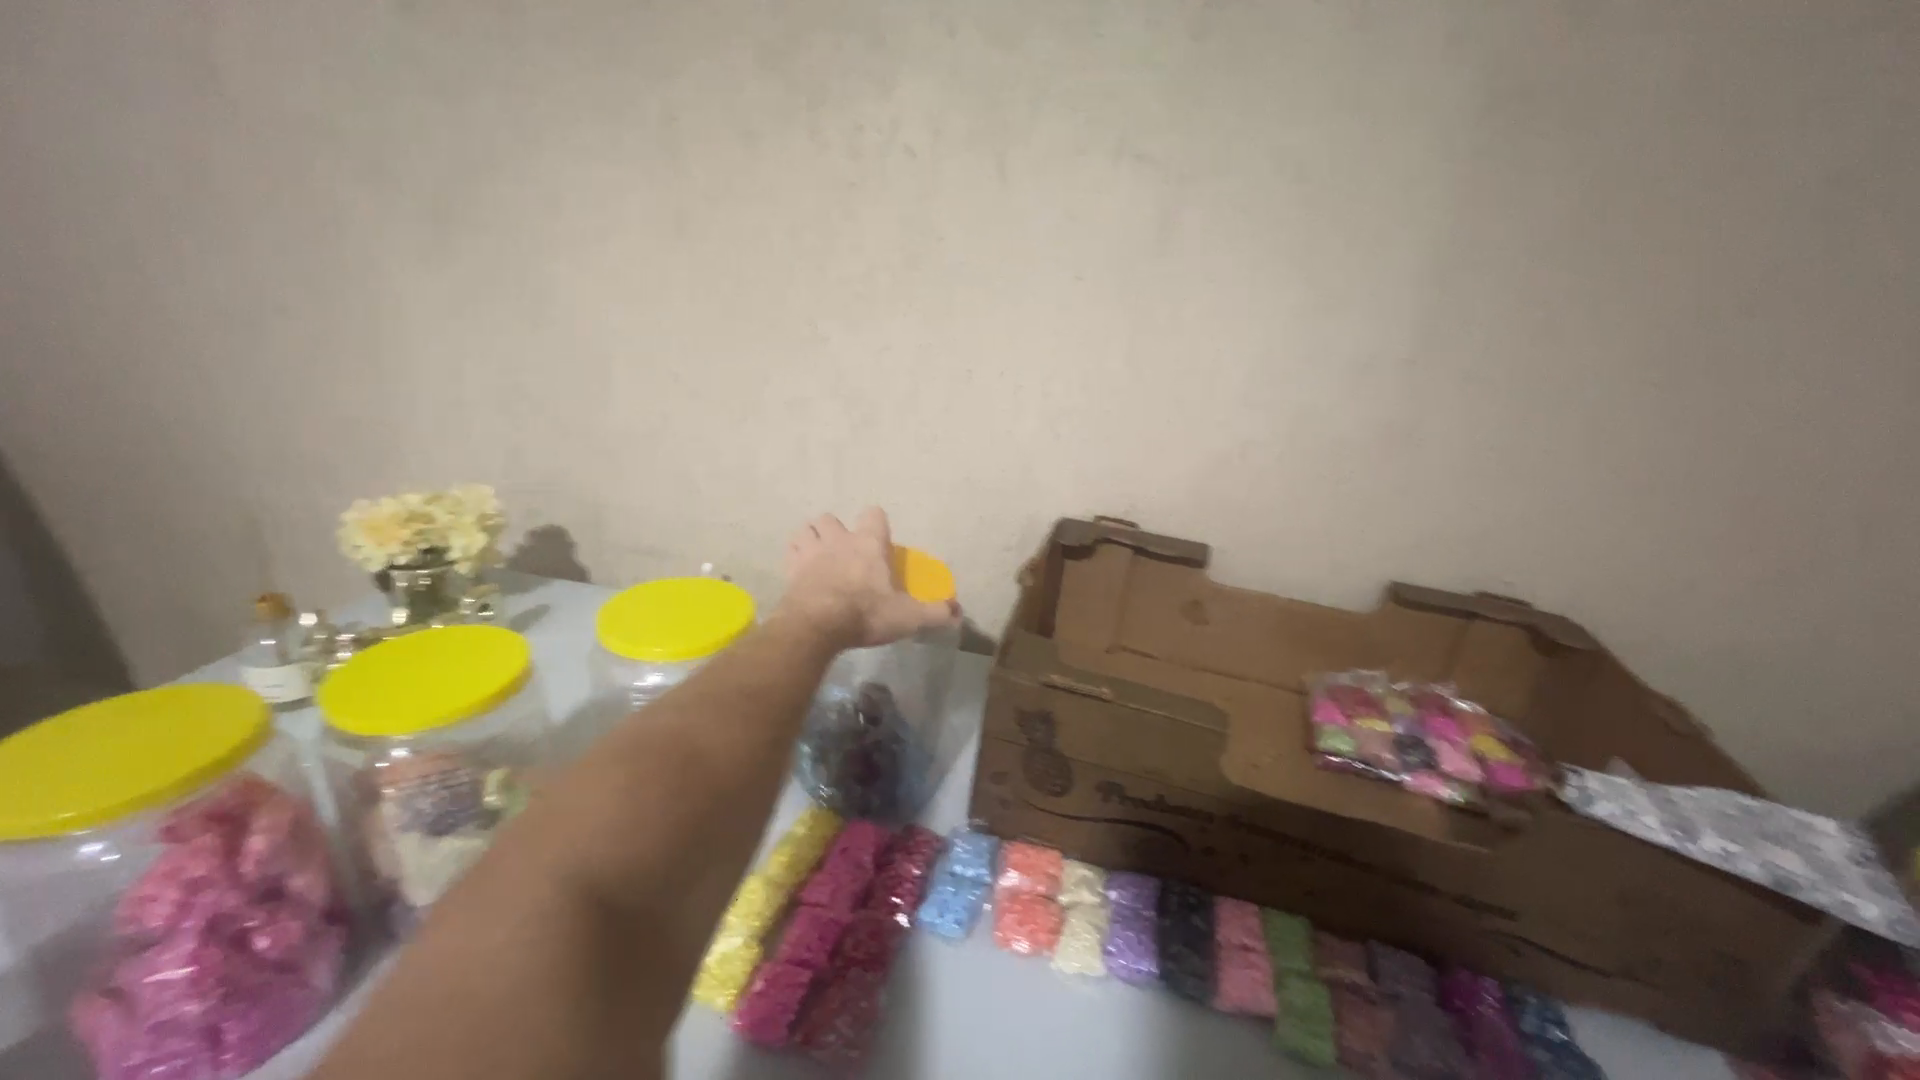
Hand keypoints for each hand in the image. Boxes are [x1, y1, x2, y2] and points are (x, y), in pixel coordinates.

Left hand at [778, 508, 958, 649]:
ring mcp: (810, 553)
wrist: (816, 626)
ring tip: (819, 555)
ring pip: (806, 529)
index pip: (874, 514)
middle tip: (845, 551)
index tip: (880, 542)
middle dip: (836, 530)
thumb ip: (934, 612)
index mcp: (868, 543)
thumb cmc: (865, 614)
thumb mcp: (908, 617)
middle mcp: (838, 540)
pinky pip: (789, 552)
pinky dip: (794, 557)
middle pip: (831, 518)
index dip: (877, 523)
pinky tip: (801, 572)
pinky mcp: (790, 570)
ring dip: (812, 538)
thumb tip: (956, 611)